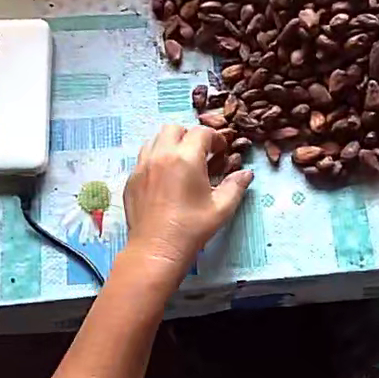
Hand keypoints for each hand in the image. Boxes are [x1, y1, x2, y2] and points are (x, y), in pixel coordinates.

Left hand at [122, 125, 252, 272]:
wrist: (156, 249)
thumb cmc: (191, 229)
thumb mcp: (221, 208)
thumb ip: (236, 186)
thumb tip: (246, 173)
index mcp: (185, 158)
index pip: (201, 132)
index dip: (214, 138)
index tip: (220, 151)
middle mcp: (161, 155)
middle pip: (174, 128)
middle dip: (189, 135)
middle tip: (200, 153)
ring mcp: (142, 166)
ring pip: (155, 139)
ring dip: (170, 143)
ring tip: (180, 162)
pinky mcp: (131, 179)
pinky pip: (143, 157)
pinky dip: (155, 158)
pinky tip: (164, 177)